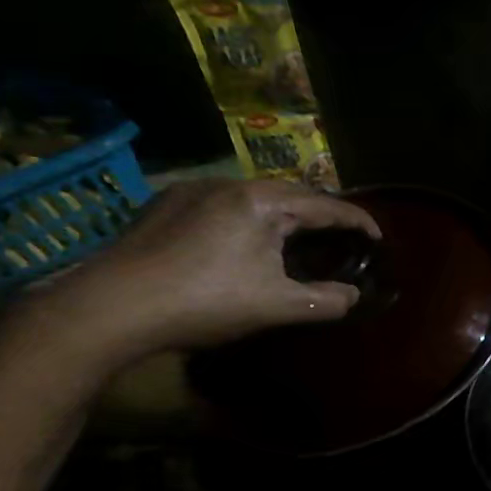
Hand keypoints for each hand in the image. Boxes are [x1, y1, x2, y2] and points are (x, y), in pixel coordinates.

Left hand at [32, 179, 380, 368]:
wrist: (111, 306)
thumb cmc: (205, 301)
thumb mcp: (277, 306)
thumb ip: (324, 300)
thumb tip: (353, 297)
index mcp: (263, 202)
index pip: (326, 206)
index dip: (358, 222)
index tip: (378, 237)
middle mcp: (230, 184)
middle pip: (291, 195)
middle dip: (320, 216)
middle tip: (338, 239)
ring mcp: (192, 190)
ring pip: (253, 197)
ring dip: (281, 216)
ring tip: (293, 239)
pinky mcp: (164, 204)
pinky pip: (222, 204)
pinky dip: (246, 219)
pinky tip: (240, 243)